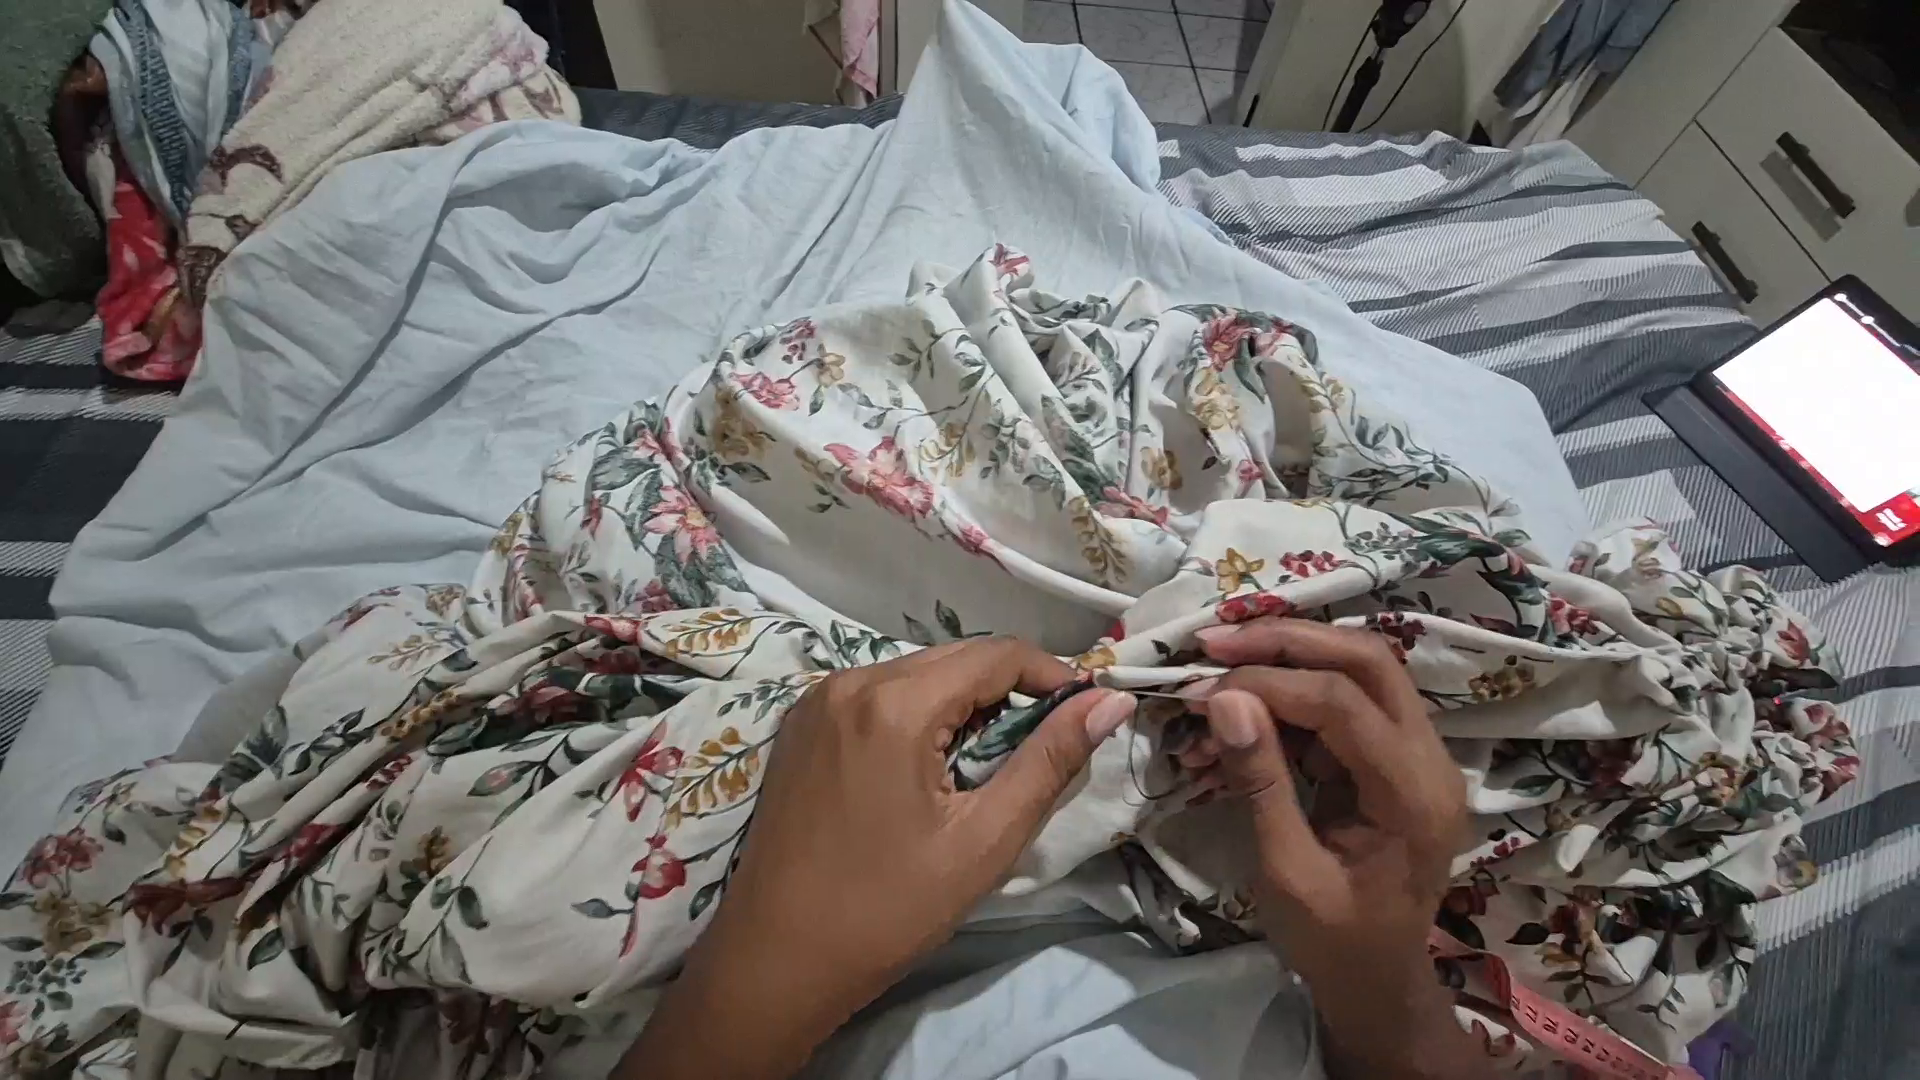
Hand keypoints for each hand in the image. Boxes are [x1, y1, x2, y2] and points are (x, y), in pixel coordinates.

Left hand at [621, 638, 1136, 1079]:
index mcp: (895, 704)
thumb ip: (1050, 761)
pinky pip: (879, 691)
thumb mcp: (983, 840)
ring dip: (963, 699)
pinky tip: (929, 760)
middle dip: (1008, 688)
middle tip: (1040, 741)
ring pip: (917, 671)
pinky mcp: (802, 720)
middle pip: (954, 657)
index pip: (995, 654)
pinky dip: (919, 709)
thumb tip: (1109, 703)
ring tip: (987, 758)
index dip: (1050, 673)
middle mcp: (851, 680)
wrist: (774, 960)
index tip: (1083, 709)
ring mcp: (818, 697)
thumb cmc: (887, 909)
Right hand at [1187, 618, 1483, 1079]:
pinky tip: (1238, 710)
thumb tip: (1223, 698)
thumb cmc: (1334, 940)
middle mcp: (1430, 759)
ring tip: (1218, 665)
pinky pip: (1341, 695)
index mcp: (1414, 797)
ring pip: (1357, 665)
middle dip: (1284, 640)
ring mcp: (1416, 751)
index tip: (1202, 689)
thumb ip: (1260, 781)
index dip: (1267, 682)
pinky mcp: (1391, 752)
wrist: (1378, 980)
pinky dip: (1285, 690)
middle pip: (1365, 659)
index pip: (1342, 703)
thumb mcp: (1285, 871)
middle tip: (1215, 641)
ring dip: (1284, 655)